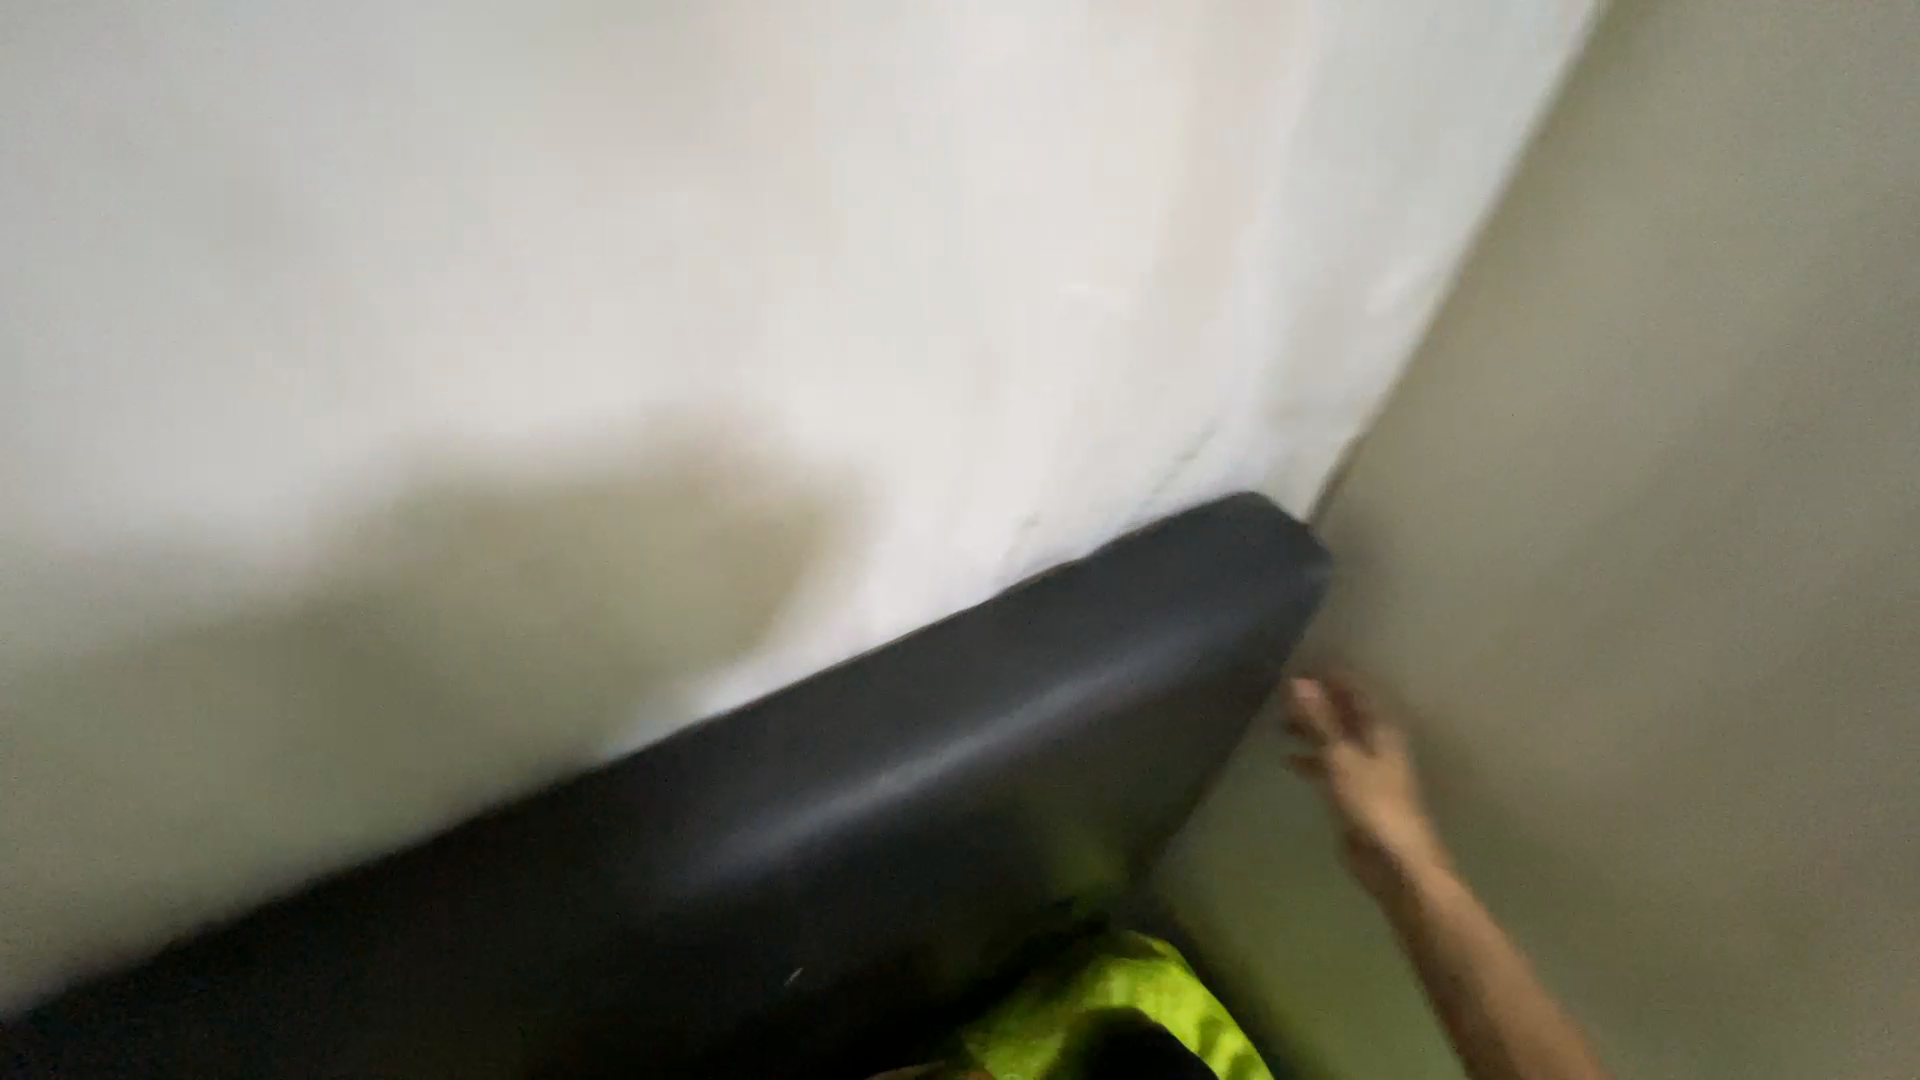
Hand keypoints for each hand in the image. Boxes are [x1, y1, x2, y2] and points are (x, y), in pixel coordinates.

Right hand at [1285, 674, 1449, 900]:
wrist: (1396, 864)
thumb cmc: (1371, 803)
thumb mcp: (1339, 756)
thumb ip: (1318, 719)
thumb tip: (1298, 680)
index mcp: (1381, 730)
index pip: (1357, 690)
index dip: (1331, 677)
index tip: (1301, 666)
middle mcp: (1377, 744)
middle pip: (1346, 713)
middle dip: (1317, 702)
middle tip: (1282, 694)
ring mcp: (1369, 770)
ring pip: (1337, 738)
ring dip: (1312, 729)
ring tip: (1280, 724)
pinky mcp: (1357, 793)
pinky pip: (1331, 764)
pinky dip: (1312, 758)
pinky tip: (1289, 760)